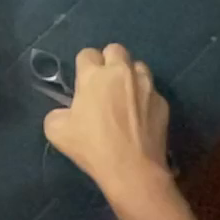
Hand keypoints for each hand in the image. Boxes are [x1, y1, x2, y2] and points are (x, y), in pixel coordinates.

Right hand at [43, 43, 171, 197]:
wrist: (132, 171)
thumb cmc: (92, 146)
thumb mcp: (56, 130)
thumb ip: (57, 112)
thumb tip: (67, 113)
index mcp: (93, 75)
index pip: (87, 53)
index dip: (84, 67)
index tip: (83, 83)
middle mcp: (121, 73)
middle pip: (115, 49)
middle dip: (109, 61)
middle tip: (104, 83)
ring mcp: (146, 86)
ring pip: (138, 66)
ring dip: (130, 75)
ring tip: (125, 96)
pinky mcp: (163, 103)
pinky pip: (152, 92)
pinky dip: (145, 99)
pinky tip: (140, 117)